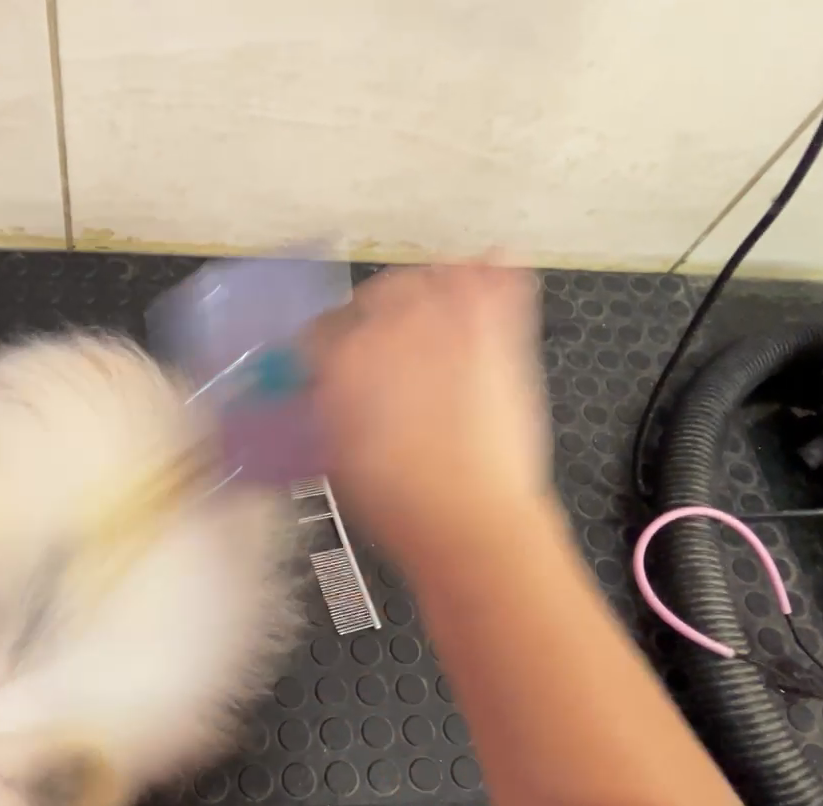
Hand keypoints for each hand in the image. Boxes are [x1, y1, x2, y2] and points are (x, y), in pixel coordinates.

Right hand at [304, 262, 555, 559]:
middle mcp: (393, 327)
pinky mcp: (500, 334)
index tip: (331, 361)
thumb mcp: (336, 454)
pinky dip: (495, 271)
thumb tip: (329, 388)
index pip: (320, 330)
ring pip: (434, 275)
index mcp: (343, 359)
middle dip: (372, 312)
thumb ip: (331, 406)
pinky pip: (501, 280)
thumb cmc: (395, 501)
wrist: (468, 517)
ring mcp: (452, 324)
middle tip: (378, 338)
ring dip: (427, 285)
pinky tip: (492, 270)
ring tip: (430, 306)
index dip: (324, 346)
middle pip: (376, 292)